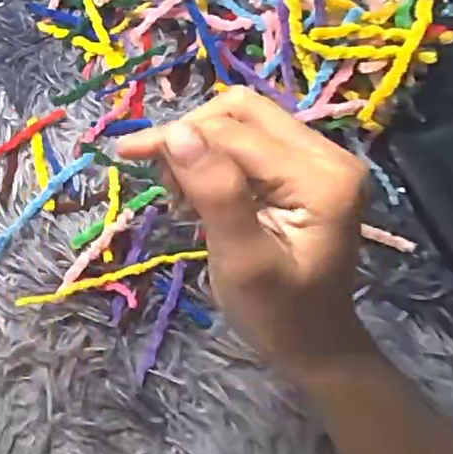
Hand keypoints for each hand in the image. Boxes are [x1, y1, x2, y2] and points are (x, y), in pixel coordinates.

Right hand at [115, 88, 375, 381]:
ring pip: (241, 118)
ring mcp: (318, 157)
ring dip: (198, 143)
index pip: (233, 133)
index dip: (175, 137)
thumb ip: (216, 193)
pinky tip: (199, 188)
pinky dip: (212, 154)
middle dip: (189, 135)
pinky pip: (247, 138)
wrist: (316, 343)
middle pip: (240, 110)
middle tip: (163, 180)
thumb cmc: (277, 312)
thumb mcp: (242, 260)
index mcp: (321, 177)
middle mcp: (327, 154)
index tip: (124, 154)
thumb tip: (175, 132)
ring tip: (180, 190)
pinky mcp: (303, 166)